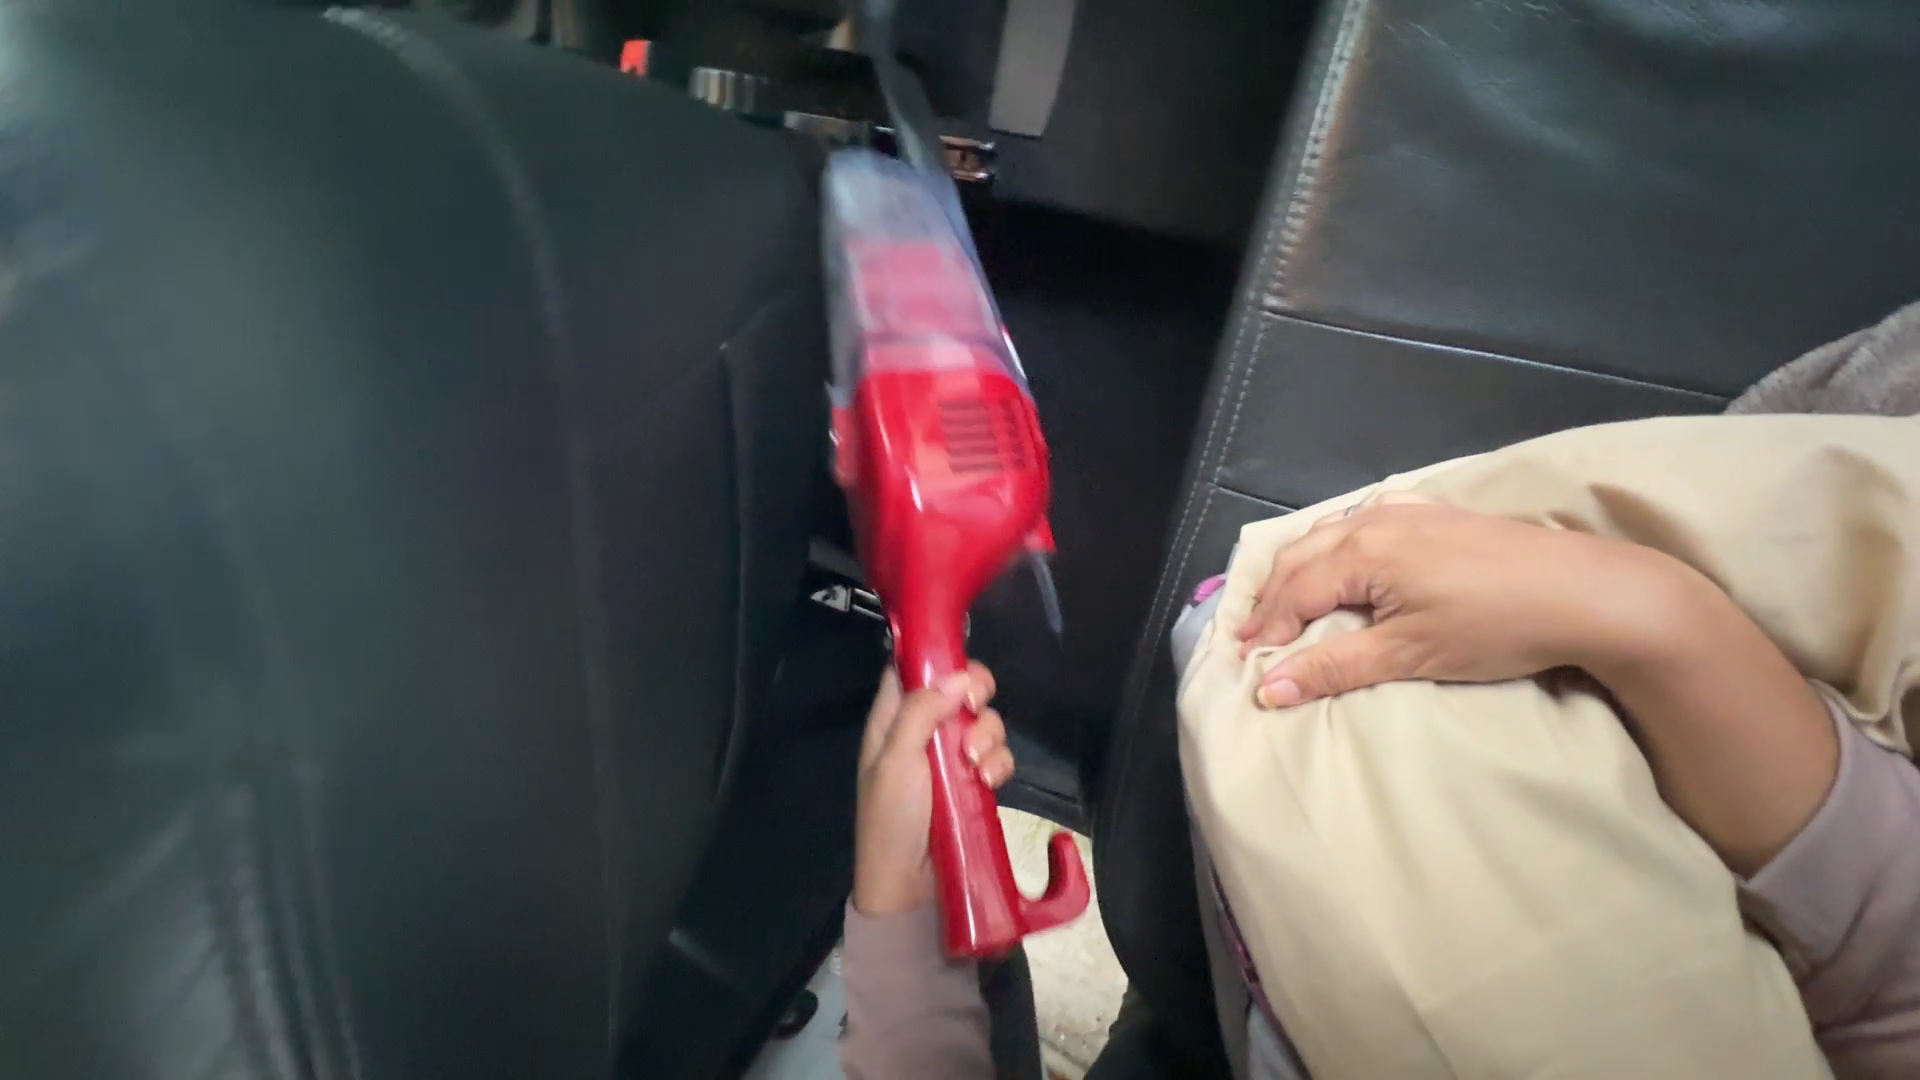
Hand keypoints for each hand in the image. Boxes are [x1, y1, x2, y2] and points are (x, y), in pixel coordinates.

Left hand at [853, 664, 1013, 915]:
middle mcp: (922, 730)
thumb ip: (920, 712)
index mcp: (892, 720)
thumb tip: (956, 675)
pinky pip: (996, 754)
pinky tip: (988, 783)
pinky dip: (998, 762)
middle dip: (974, 694)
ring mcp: (950, 756)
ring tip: (975, 765)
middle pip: (956, 688)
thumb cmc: (892, 819)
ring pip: (982, 720)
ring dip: (987, 734)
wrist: (911, 889)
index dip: (934, 658)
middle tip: (974, 709)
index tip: (958, 661)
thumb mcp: (896, 761)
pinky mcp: (973, 781)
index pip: (910, 669)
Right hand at [1235, 494, 1686, 705]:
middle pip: (1300, 558)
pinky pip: (1363, 516)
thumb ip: (1333, 668)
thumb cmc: (1496, 627)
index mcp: (1360, 554)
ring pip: (1327, 533)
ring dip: (1299, 567)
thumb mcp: (1409, 654)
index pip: (1293, 593)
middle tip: (1253, 633)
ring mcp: (1405, 511)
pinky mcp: (1435, 511)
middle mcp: (1371, 522)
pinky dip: (1337, 538)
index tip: (1245, 659)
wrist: (1596, 593)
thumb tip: (1268, 691)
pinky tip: (1348, 548)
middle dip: (1271, 597)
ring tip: (1287, 598)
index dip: (1266, 627)